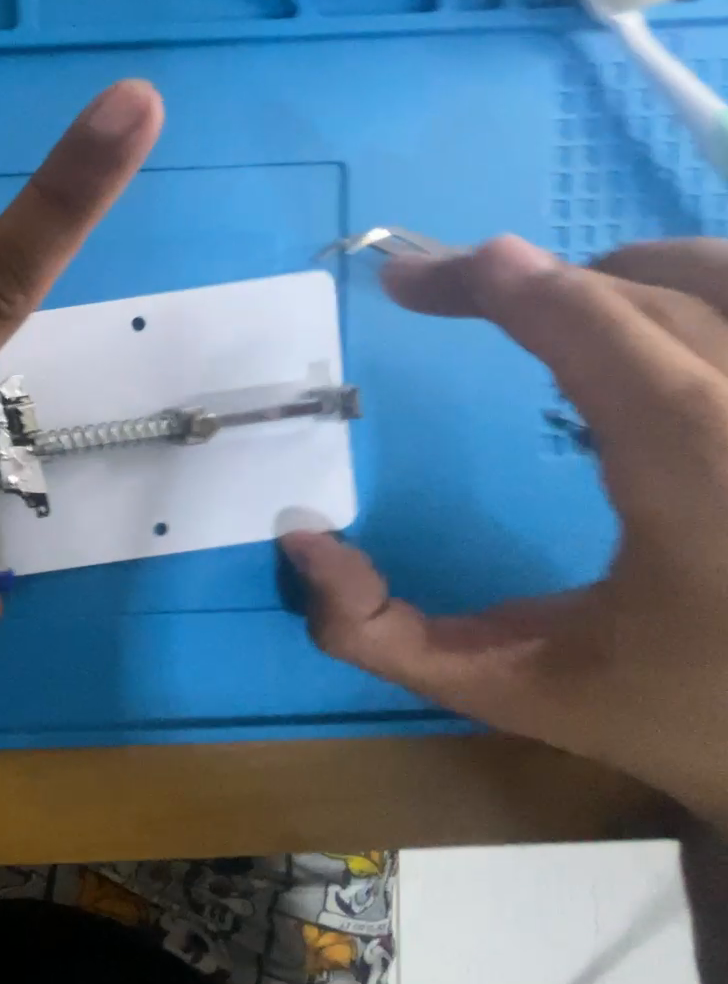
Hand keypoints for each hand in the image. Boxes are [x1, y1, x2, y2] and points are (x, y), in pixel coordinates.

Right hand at [282, 235, 727, 824]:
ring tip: (528, 300)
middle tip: (431, 282)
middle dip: (537, 282)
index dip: (538, 303)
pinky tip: (628, 317)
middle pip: (669, 309)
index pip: (639, 369)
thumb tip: (297, 535)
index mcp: (711, 514)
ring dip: (619, 275)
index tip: (438, 271)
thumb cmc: (664, 711)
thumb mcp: (495, 687)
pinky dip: (688, 287)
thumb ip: (371, 630)